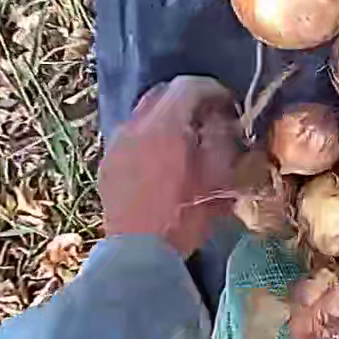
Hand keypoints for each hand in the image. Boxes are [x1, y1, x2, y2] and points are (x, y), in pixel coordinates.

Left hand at [100, 76, 243, 251]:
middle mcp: (135, 126)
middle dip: (190, 97)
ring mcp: (117, 143)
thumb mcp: (218, 176)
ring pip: (145, 110)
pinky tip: (166, 155)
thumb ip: (222, 140)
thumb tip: (224, 121)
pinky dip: (153, 132)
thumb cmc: (185, 215)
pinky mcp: (108, 161)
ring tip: (189, 135)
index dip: (214, 89)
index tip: (230, 104)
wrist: (139, 253)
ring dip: (170, 114)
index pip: (188, 86)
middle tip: (212, 115)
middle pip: (163, 91)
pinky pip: (133, 132)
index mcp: (164, 127)